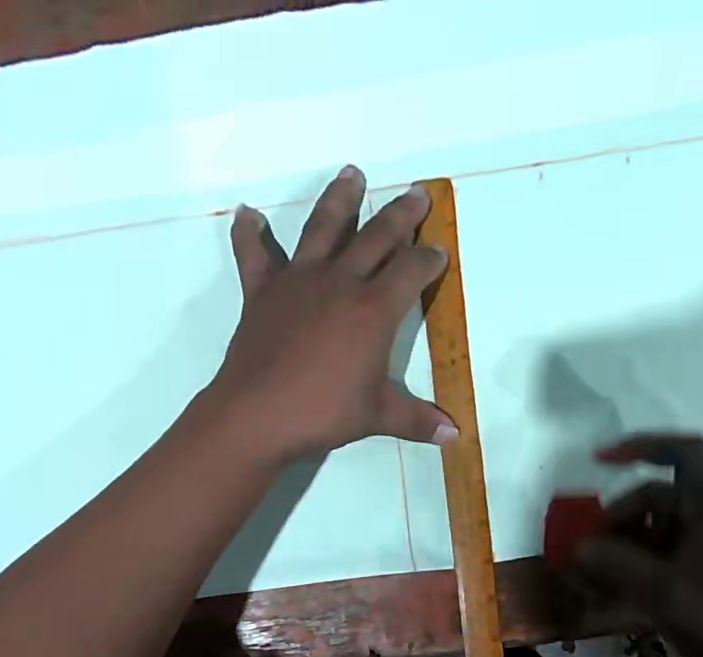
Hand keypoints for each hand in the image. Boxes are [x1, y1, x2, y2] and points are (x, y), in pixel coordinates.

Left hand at [202, 165, 457, 460]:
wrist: (257, 414)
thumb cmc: (324, 413)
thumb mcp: (378, 416)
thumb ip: (417, 420)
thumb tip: (454, 436)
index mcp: (374, 309)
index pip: (412, 270)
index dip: (429, 259)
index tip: (438, 253)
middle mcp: (341, 282)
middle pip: (377, 236)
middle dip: (401, 215)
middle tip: (416, 193)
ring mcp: (299, 281)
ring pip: (323, 227)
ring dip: (341, 198)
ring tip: (352, 173)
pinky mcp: (262, 291)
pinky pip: (255, 254)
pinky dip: (251, 233)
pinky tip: (248, 213)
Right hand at [576, 434, 702, 656]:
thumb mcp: (662, 595)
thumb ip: (614, 564)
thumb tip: (579, 547)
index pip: (686, 451)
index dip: (640, 447)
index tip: (600, 460)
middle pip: (676, 493)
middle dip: (630, 514)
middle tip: (598, 546)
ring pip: (685, 523)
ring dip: (644, 541)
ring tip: (616, 575)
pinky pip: (700, 546)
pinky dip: (667, 557)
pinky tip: (648, 588)